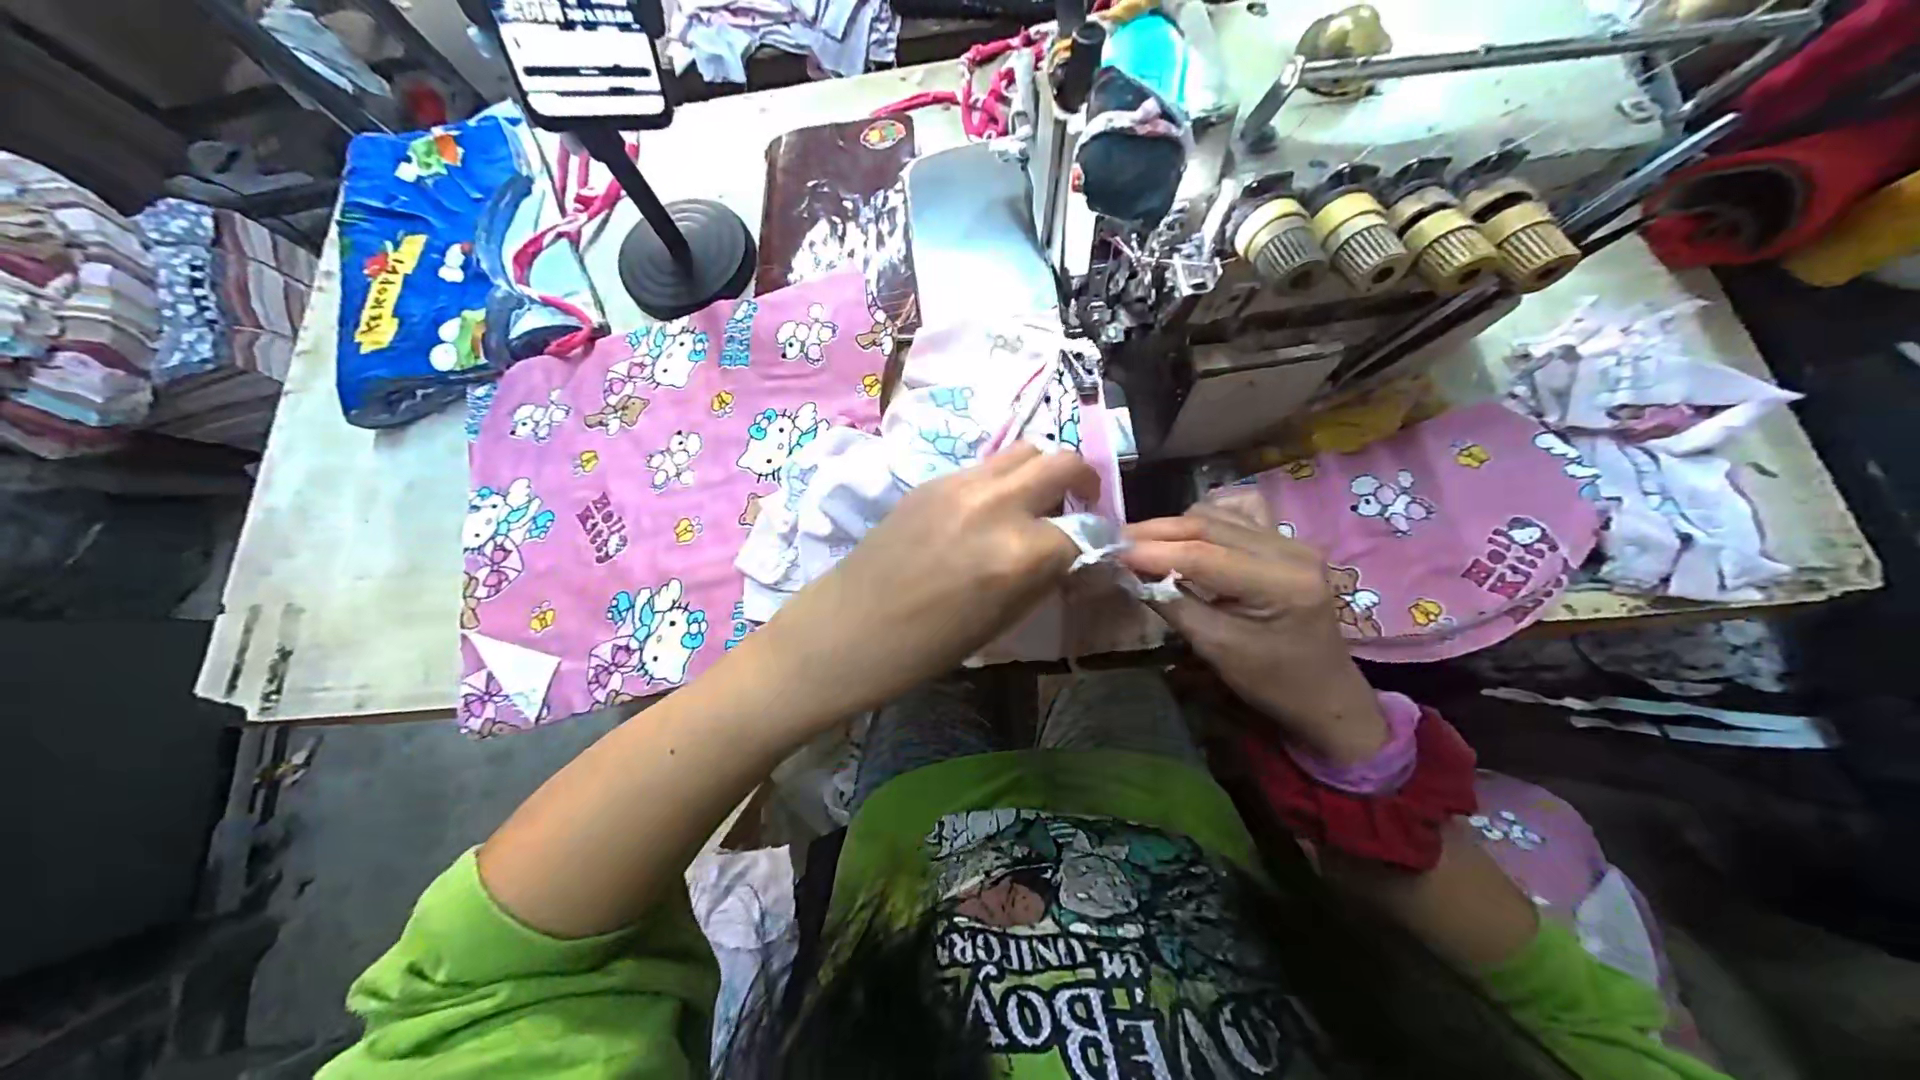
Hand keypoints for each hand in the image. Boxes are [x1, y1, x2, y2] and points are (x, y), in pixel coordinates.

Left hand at [753, 443, 1097, 718]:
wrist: (849, 629)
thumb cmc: (927, 647)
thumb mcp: (1003, 620)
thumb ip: (1043, 576)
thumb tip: (1073, 552)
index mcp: (1020, 553)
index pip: (1085, 530)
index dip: (1096, 542)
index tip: (1093, 550)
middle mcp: (997, 505)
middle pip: (1065, 462)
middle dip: (1083, 484)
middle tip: (1078, 507)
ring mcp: (961, 485)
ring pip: (1025, 450)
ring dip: (1042, 472)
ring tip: (1034, 503)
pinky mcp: (932, 480)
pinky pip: (986, 466)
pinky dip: (1003, 481)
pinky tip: (988, 511)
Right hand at [1121, 497, 1387, 763]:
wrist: (1324, 694)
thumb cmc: (1272, 682)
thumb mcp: (1217, 649)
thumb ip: (1174, 604)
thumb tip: (1130, 574)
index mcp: (1282, 582)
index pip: (1202, 555)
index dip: (1151, 551)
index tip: (1110, 552)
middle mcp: (1291, 549)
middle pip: (1208, 525)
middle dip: (1156, 531)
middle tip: (1114, 542)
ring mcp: (1291, 541)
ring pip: (1217, 515)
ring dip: (1174, 527)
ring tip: (1141, 545)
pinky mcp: (1284, 542)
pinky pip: (1234, 517)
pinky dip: (1201, 524)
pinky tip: (1182, 539)